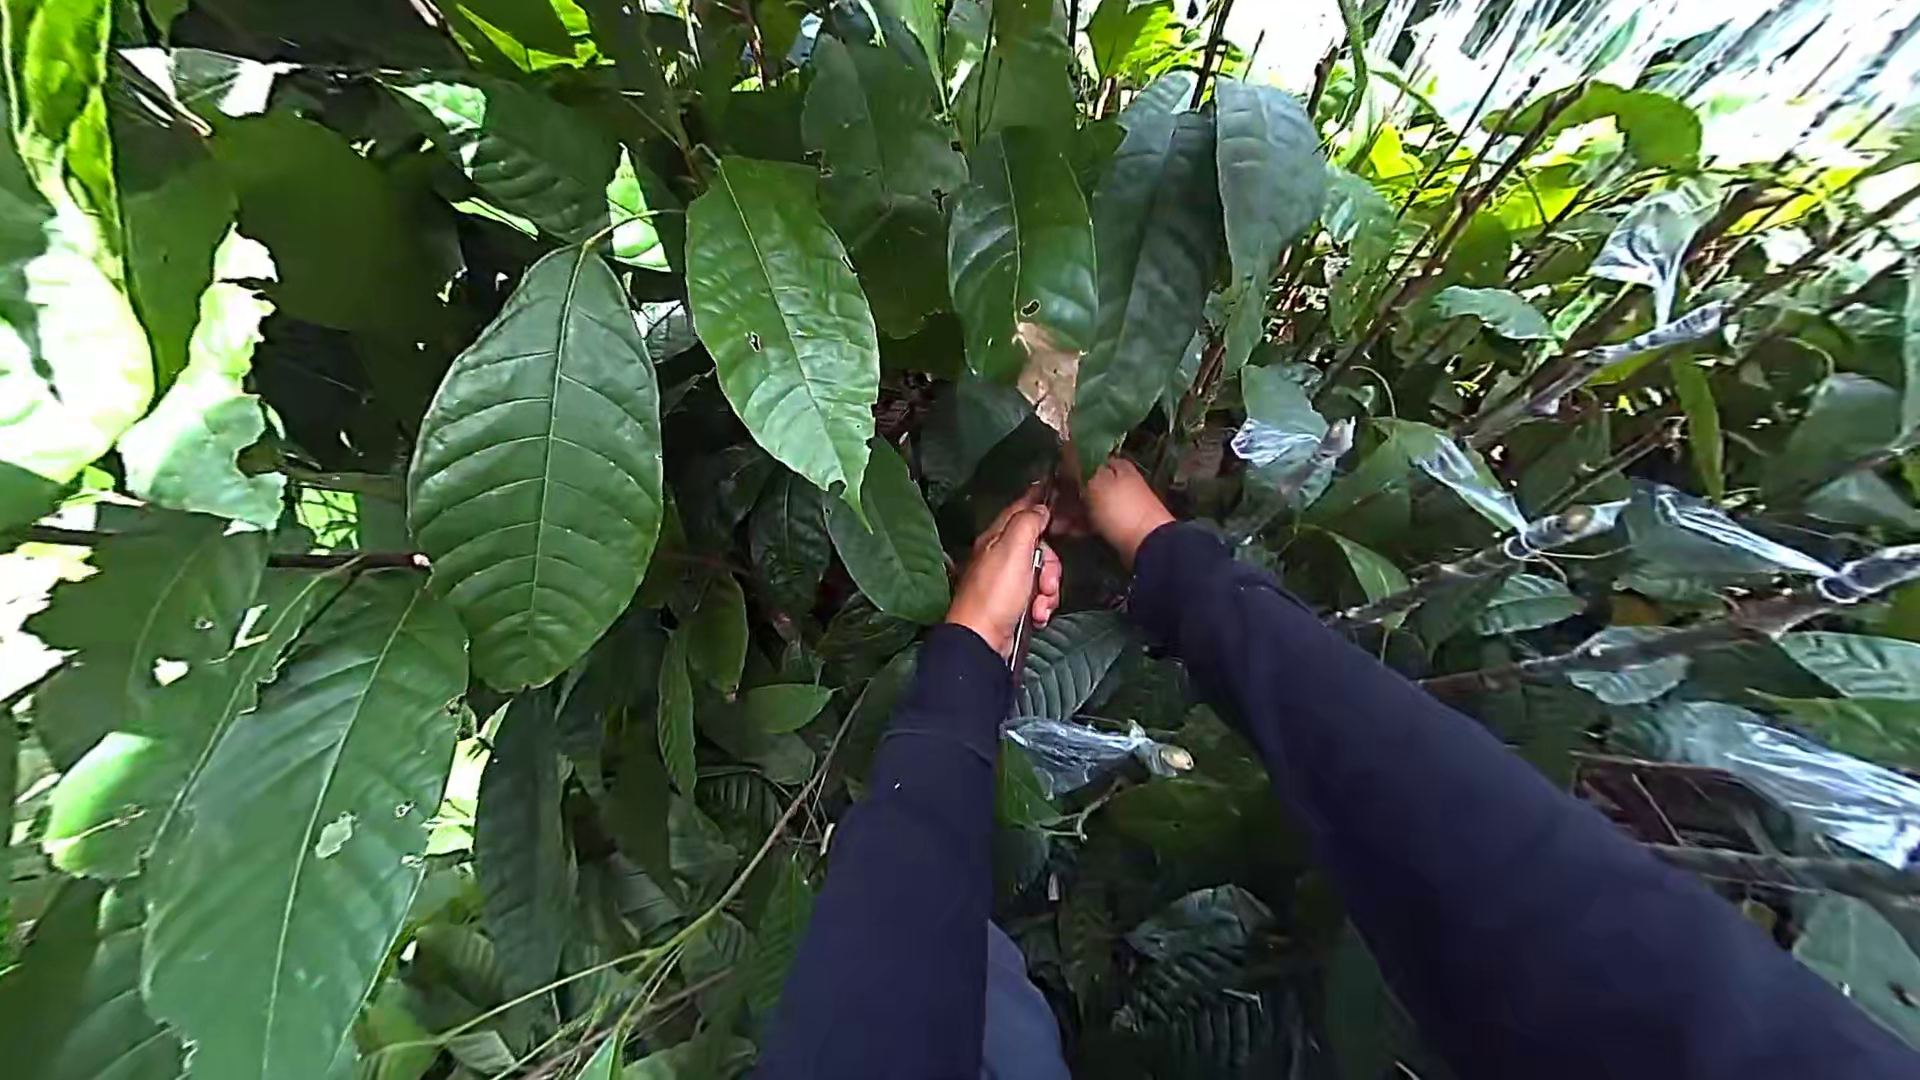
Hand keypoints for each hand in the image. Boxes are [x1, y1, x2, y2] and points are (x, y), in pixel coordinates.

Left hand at [945, 485, 1062, 656]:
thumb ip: (1028, 523)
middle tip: (1046, 582)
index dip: (1038, 503)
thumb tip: (1040, 508)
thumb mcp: (1014, 549)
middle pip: (1039, 546)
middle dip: (1050, 566)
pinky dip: (1041, 606)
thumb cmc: (995, 593)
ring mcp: (1006, 580)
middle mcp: (1000, 555)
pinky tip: (1036, 615)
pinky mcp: (1013, 602)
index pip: (1021, 509)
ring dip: (1048, 590)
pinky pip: (1037, 595)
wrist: (983, 639)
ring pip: (1041, 573)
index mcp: (996, 537)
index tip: (1056, 498)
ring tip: (1039, 605)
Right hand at [1054, 458, 1173, 567]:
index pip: (1082, 460)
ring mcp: (1115, 503)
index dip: (1062, 470)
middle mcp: (1115, 480)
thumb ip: (1078, 464)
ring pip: (1083, 503)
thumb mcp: (1096, 482)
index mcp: (1113, 465)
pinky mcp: (1114, 524)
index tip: (1046, 483)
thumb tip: (1064, 442)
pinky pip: (1090, 520)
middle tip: (1045, 508)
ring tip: (1053, 525)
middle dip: (1062, 496)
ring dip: (1066, 513)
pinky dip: (1077, 524)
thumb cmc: (1120, 509)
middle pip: (1081, 483)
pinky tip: (1065, 532)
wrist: (1148, 545)